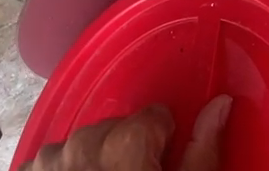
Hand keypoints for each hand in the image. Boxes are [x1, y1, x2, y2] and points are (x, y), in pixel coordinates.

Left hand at [19, 95, 230, 170]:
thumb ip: (202, 152)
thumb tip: (219, 104)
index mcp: (127, 144)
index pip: (154, 119)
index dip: (162, 144)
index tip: (161, 169)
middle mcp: (84, 142)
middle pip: (117, 130)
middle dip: (127, 154)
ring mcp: (50, 161)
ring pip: (83, 145)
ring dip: (94, 164)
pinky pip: (49, 163)